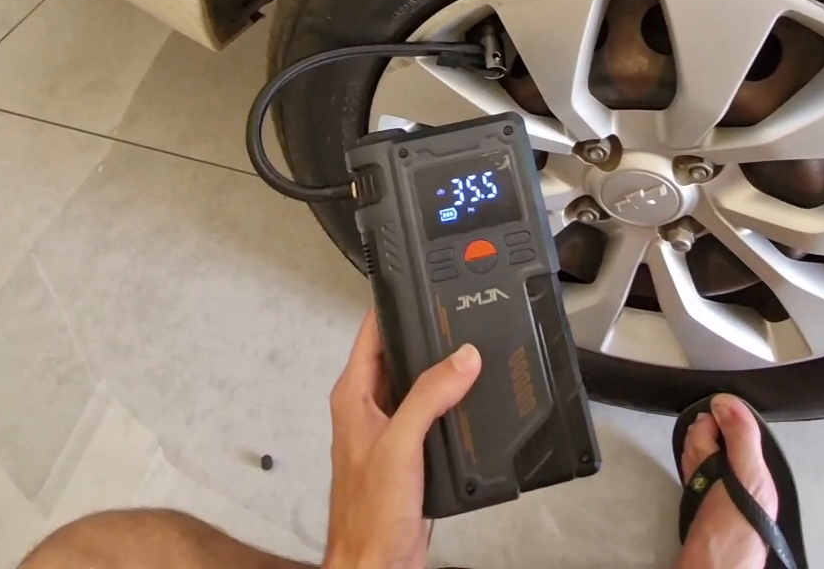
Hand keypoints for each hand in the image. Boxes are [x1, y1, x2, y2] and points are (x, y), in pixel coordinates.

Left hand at [323, 311, 480, 568]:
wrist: (378, 564)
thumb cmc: (369, 513)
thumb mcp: (401, 443)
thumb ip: (429, 395)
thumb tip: (462, 357)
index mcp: (353, 394)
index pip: (371, 331)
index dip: (392, 305)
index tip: (415, 283)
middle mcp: (369, 406)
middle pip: (398, 353)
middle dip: (425, 334)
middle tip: (454, 312)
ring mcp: (389, 427)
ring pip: (418, 381)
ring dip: (440, 368)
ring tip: (468, 347)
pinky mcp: (409, 449)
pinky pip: (431, 410)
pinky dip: (450, 398)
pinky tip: (469, 395)